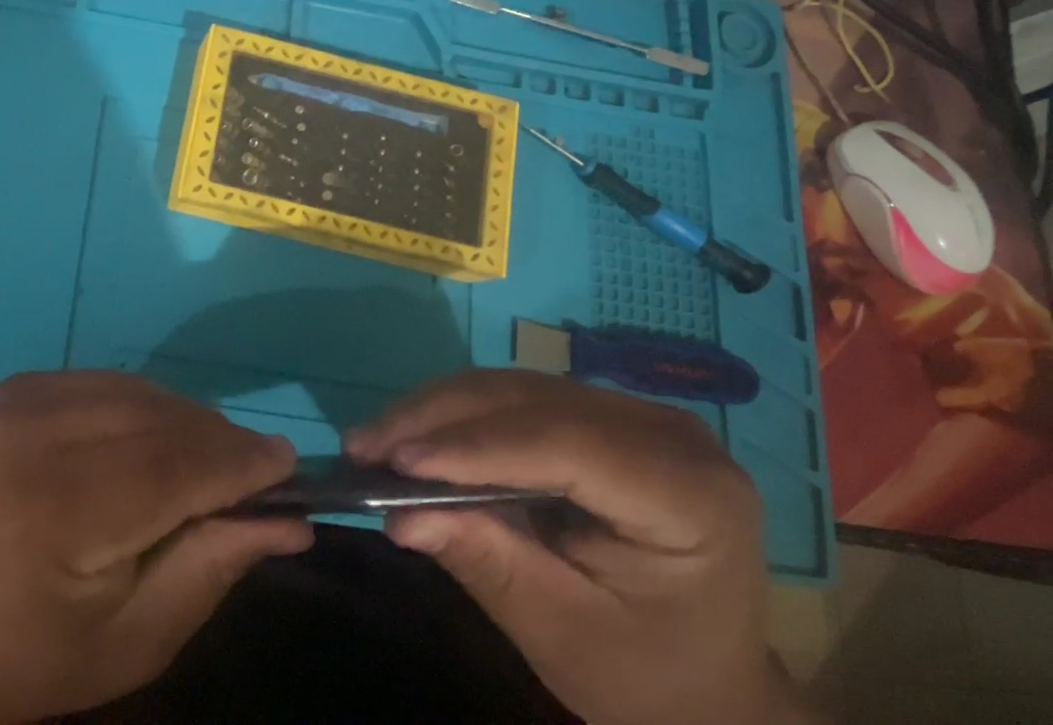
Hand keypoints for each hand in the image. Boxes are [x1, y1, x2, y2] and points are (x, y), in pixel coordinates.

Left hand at [0, 371, 311, 723]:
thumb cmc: (41, 652)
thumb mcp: (140, 636)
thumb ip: (213, 566)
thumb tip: (292, 520)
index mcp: (53, 513)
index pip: (171, 468)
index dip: (238, 463)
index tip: (289, 467)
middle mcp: (29, 439)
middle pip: (158, 421)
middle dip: (220, 442)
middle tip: (261, 472)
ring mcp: (16, 404)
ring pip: (139, 393)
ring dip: (187, 423)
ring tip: (212, 464)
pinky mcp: (14, 389)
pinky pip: (109, 384)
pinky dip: (147, 408)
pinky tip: (158, 443)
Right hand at [346, 370, 814, 724]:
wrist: (704, 678)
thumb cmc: (644, 671)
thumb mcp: (563, 632)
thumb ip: (487, 564)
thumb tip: (399, 517)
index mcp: (691, 496)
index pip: (570, 445)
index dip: (477, 446)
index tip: (394, 461)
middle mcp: (670, 435)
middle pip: (534, 401)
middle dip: (438, 418)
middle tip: (361, 447)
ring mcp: (636, 416)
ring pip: (514, 387)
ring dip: (435, 410)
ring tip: (371, 441)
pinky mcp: (602, 417)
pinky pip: (516, 398)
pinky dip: (455, 415)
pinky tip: (411, 436)